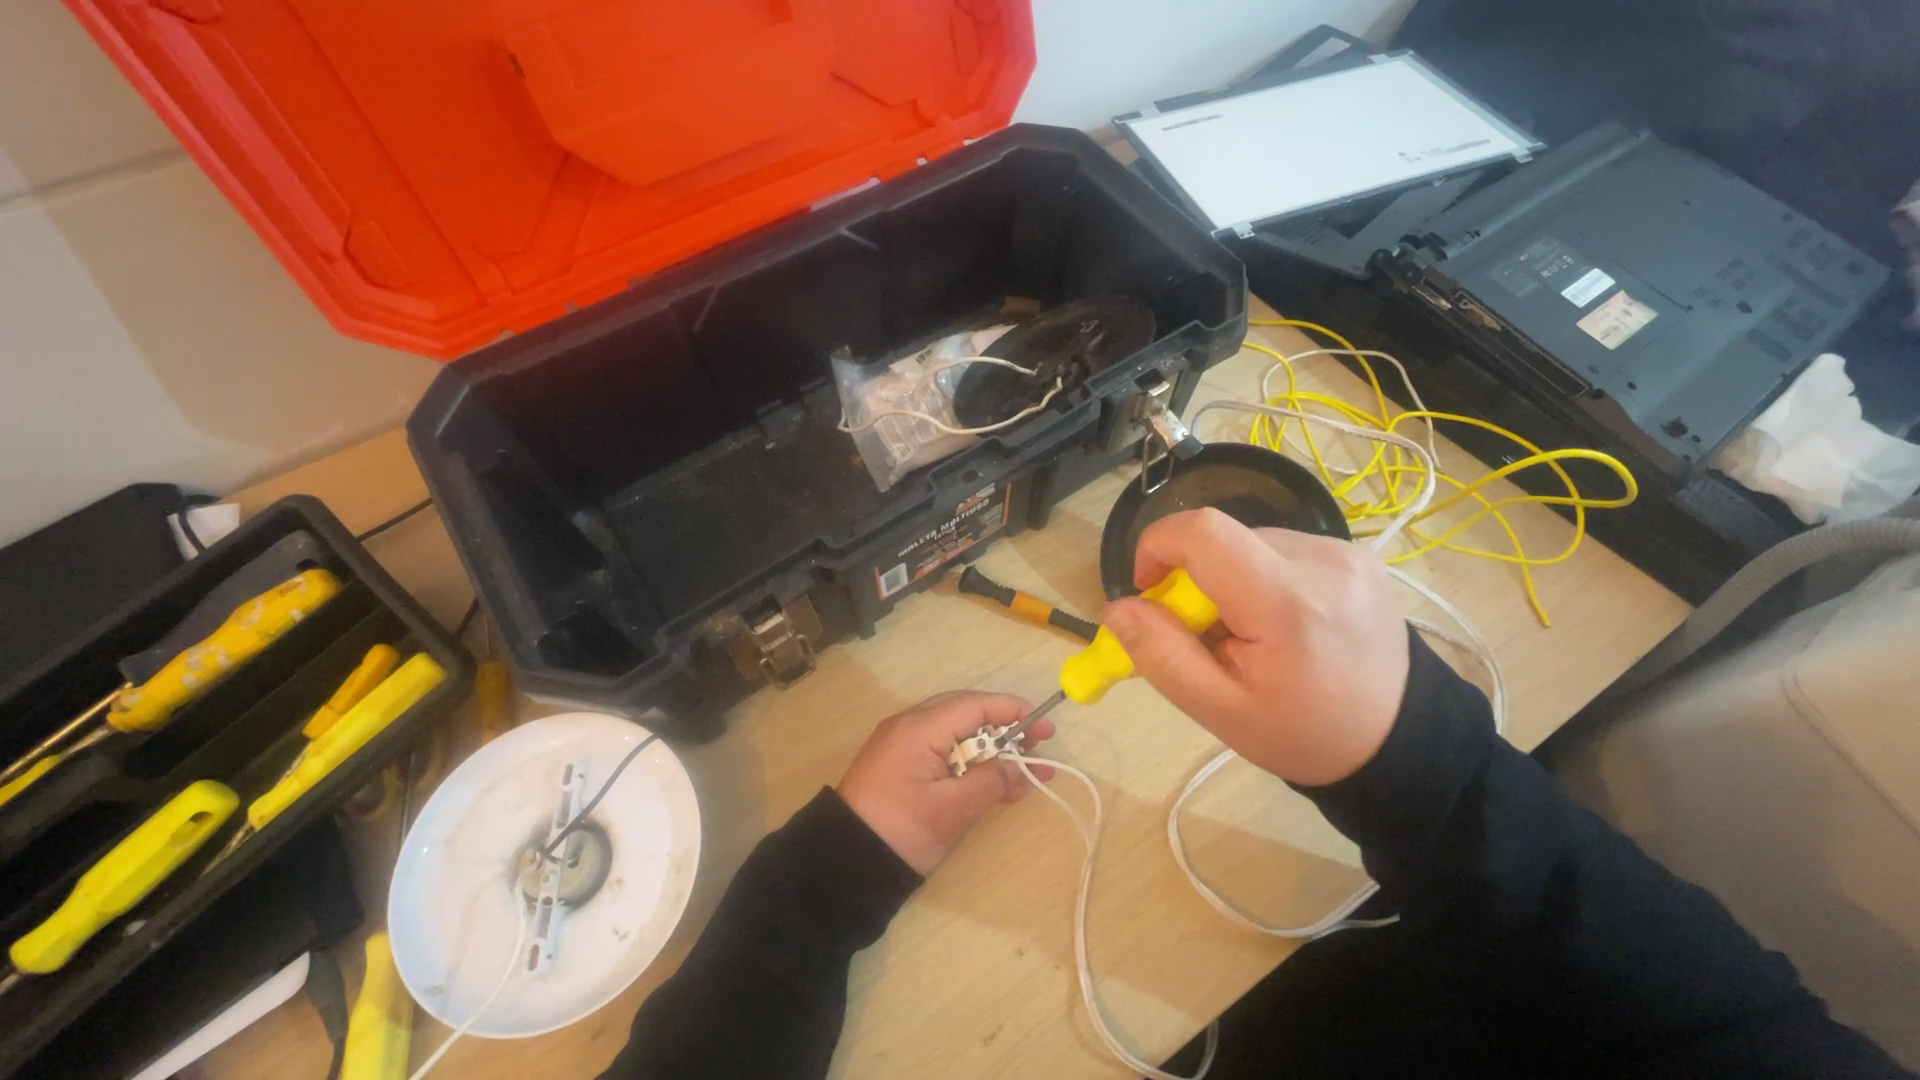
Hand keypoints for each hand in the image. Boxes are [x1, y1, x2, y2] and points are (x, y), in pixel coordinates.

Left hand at [837, 692, 1056, 874]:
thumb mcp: (952, 809)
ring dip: (992, 752)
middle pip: (967, 714)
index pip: (975, 705)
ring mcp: (904, 745)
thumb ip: (990, 781)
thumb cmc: (901, 830)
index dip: (1013, 712)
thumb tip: (1017, 766)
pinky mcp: (901, 766)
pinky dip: (971, 765)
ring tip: (1026, 776)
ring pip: (957, 736)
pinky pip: (943, 753)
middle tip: (1039, 747)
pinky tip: (997, 786)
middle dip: (1006, 730)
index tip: (1045, 727)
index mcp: (920, 727)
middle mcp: (910, 726)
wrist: (845, 861)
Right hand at [1101, 508, 1408, 786]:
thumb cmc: (1304, 735)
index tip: (1147, 589)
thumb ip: (1162, 655)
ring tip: (1250, 635)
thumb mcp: (1220, 711)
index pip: (1203, 531)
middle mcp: (1321, 560)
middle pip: (1224, 539)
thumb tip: (1116, 608)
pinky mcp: (1356, 555)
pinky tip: (1282, 624)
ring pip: (1251, 543)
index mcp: (1286, 601)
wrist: (1400, 743)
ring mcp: (1345, 553)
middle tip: (1204, 636)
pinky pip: (1282, 549)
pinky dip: (1262, 578)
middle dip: (1195, 579)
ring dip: (1230, 579)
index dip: (1157, 546)